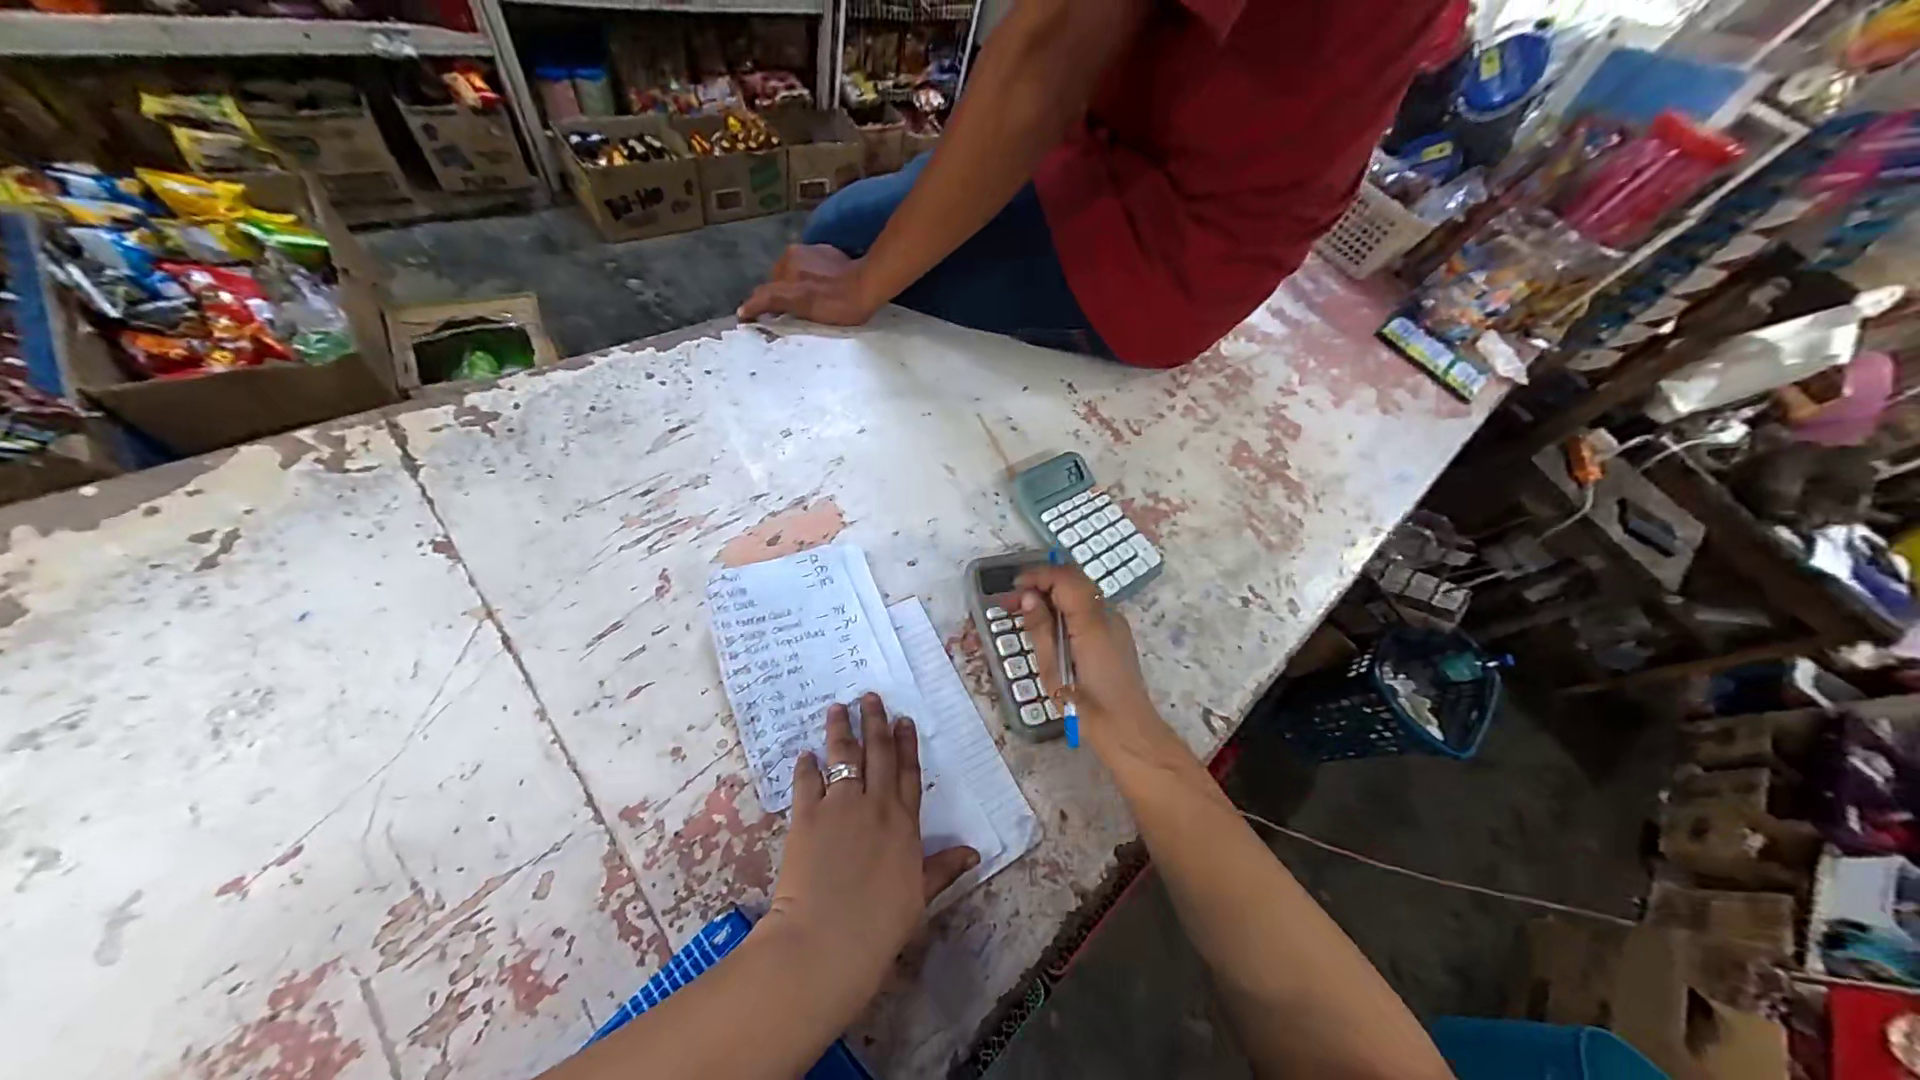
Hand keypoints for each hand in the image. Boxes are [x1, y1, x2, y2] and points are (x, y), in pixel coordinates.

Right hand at [737, 244, 884, 325]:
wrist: (871, 284)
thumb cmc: (837, 301)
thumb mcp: (799, 303)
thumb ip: (770, 300)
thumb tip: (742, 310)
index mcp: (787, 261)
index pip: (770, 288)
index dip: (766, 305)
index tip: (765, 319)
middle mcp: (797, 252)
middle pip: (782, 281)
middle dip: (783, 296)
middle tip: (794, 316)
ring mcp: (816, 252)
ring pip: (798, 275)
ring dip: (798, 289)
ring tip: (810, 307)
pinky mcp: (832, 255)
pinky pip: (815, 271)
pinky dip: (814, 283)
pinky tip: (826, 294)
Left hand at [760, 695, 978, 1012]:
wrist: (828, 939)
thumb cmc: (879, 924)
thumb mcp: (919, 896)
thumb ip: (943, 868)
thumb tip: (974, 853)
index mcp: (904, 823)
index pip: (908, 773)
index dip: (906, 744)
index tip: (903, 719)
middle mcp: (874, 806)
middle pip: (877, 754)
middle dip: (874, 722)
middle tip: (870, 696)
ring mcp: (839, 807)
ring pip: (842, 758)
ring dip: (840, 730)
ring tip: (837, 708)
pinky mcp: (806, 816)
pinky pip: (807, 782)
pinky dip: (806, 766)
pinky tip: (805, 753)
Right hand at [1016, 565, 1187, 768]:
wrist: (1127, 729)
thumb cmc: (1086, 706)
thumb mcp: (1053, 670)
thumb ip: (1040, 629)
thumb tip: (1028, 598)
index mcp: (1091, 622)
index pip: (1064, 579)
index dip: (1037, 575)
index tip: (1013, 587)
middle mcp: (1107, 614)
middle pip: (1074, 579)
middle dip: (1042, 582)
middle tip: (1013, 600)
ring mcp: (1115, 622)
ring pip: (1082, 592)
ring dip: (1053, 593)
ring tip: (1025, 612)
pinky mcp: (1115, 632)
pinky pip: (1088, 607)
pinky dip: (1066, 606)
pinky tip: (1049, 624)